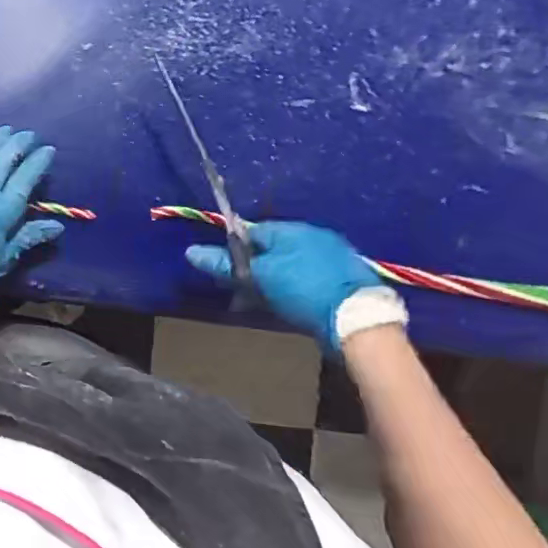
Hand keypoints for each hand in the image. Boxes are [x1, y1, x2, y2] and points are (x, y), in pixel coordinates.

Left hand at [0, 126, 63, 290]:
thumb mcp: (6, 256)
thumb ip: (30, 236)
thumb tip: (58, 226)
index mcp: (4, 209)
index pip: (25, 177)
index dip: (38, 161)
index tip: (48, 150)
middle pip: (4, 157)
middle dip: (19, 142)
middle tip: (29, 135)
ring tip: (7, 130)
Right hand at [185, 221, 380, 347]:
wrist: (356, 318)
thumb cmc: (301, 290)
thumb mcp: (259, 277)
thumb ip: (226, 264)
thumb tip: (190, 252)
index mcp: (293, 229)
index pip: (252, 231)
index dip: (234, 250)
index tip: (224, 272)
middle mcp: (314, 236)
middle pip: (270, 248)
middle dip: (251, 268)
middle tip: (239, 291)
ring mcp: (332, 256)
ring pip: (288, 264)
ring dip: (271, 280)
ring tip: (261, 301)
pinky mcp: (342, 277)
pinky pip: (306, 277)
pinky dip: (291, 288)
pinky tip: (287, 304)